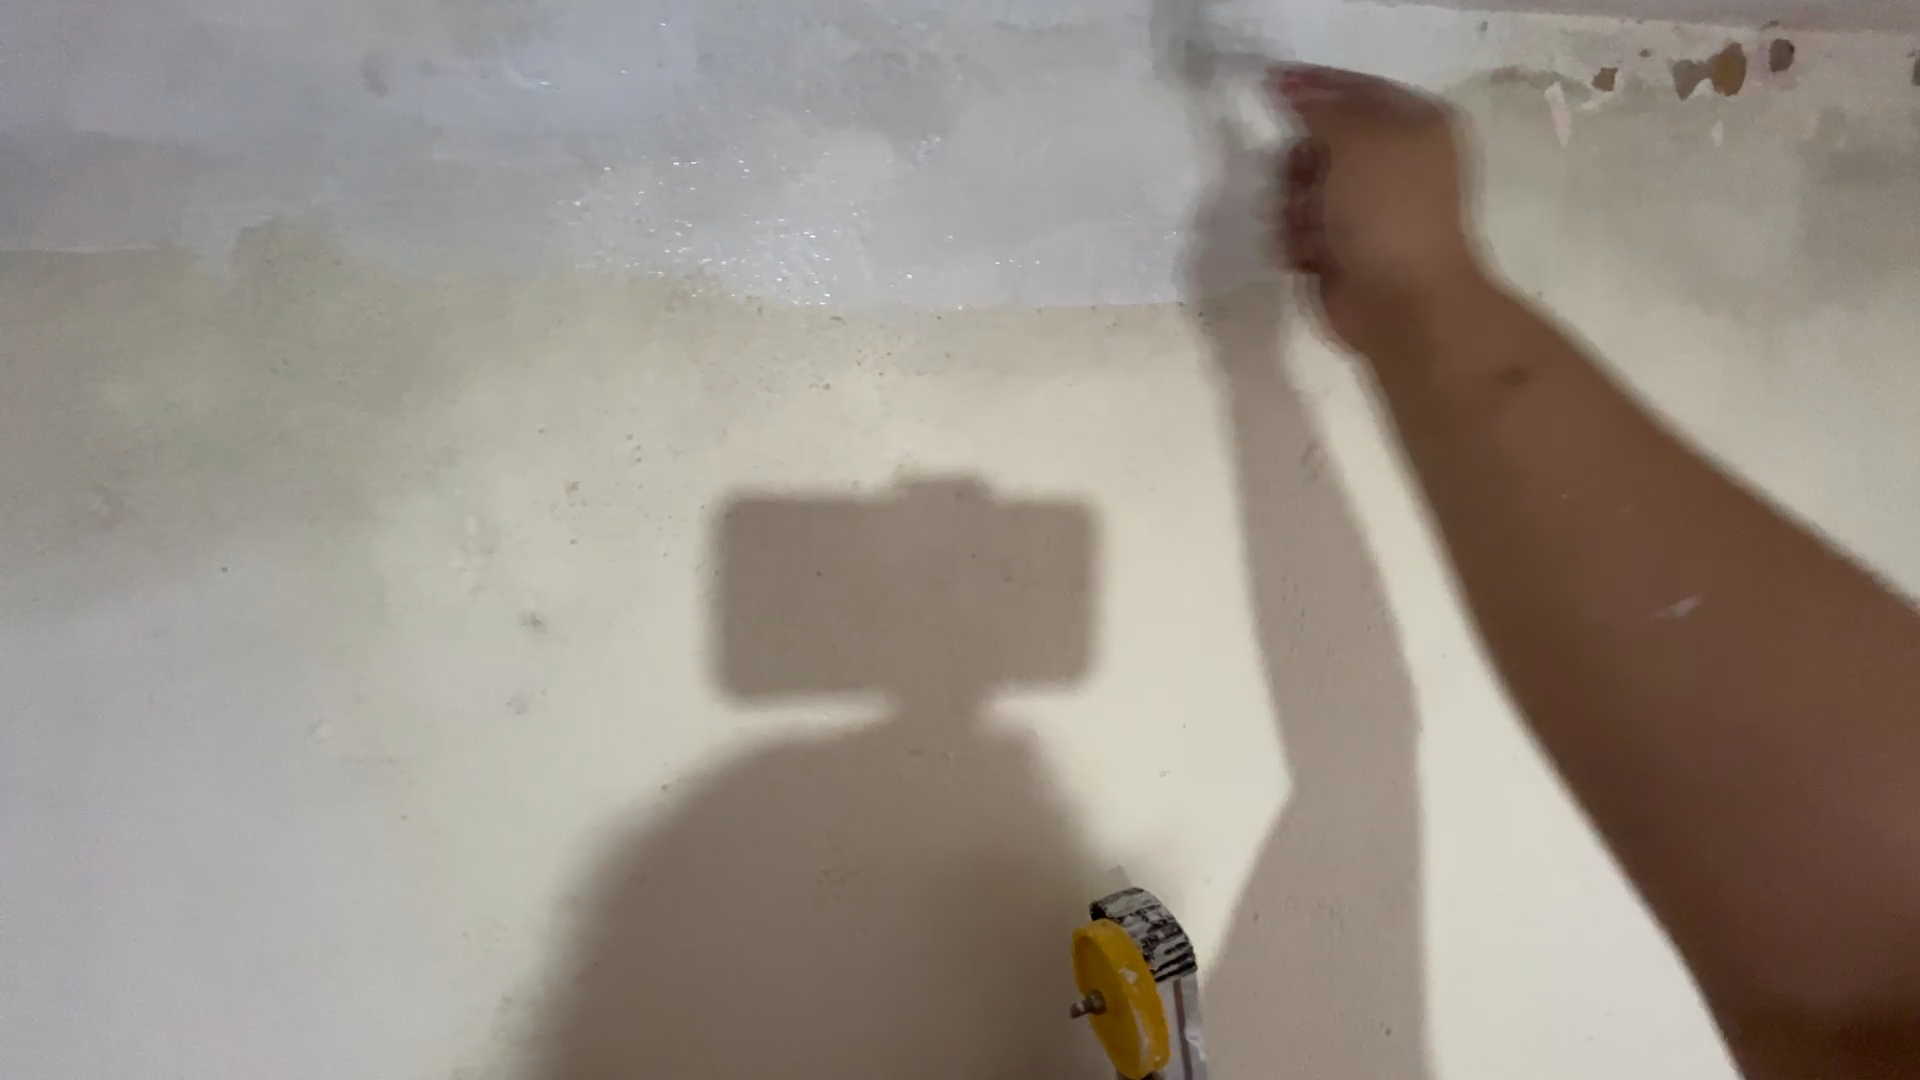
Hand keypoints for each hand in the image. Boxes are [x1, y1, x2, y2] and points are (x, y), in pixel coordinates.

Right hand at [1267, 64, 1488, 359]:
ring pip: (1299, 192)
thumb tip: (1288, 86)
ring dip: (1294, 210)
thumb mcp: (1358, 142)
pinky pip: (1296, 232)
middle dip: (1300, 166)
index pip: (1353, 89)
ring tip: (1308, 232)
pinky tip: (1305, 258)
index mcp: (1412, 126)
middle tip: (1304, 184)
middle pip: (1316, 145)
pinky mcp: (1337, 250)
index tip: (1268, 85)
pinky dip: (1294, 242)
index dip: (1311, 86)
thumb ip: (1320, 108)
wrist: (1398, 301)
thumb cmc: (1387, 214)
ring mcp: (1362, 211)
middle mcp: (1389, 164)